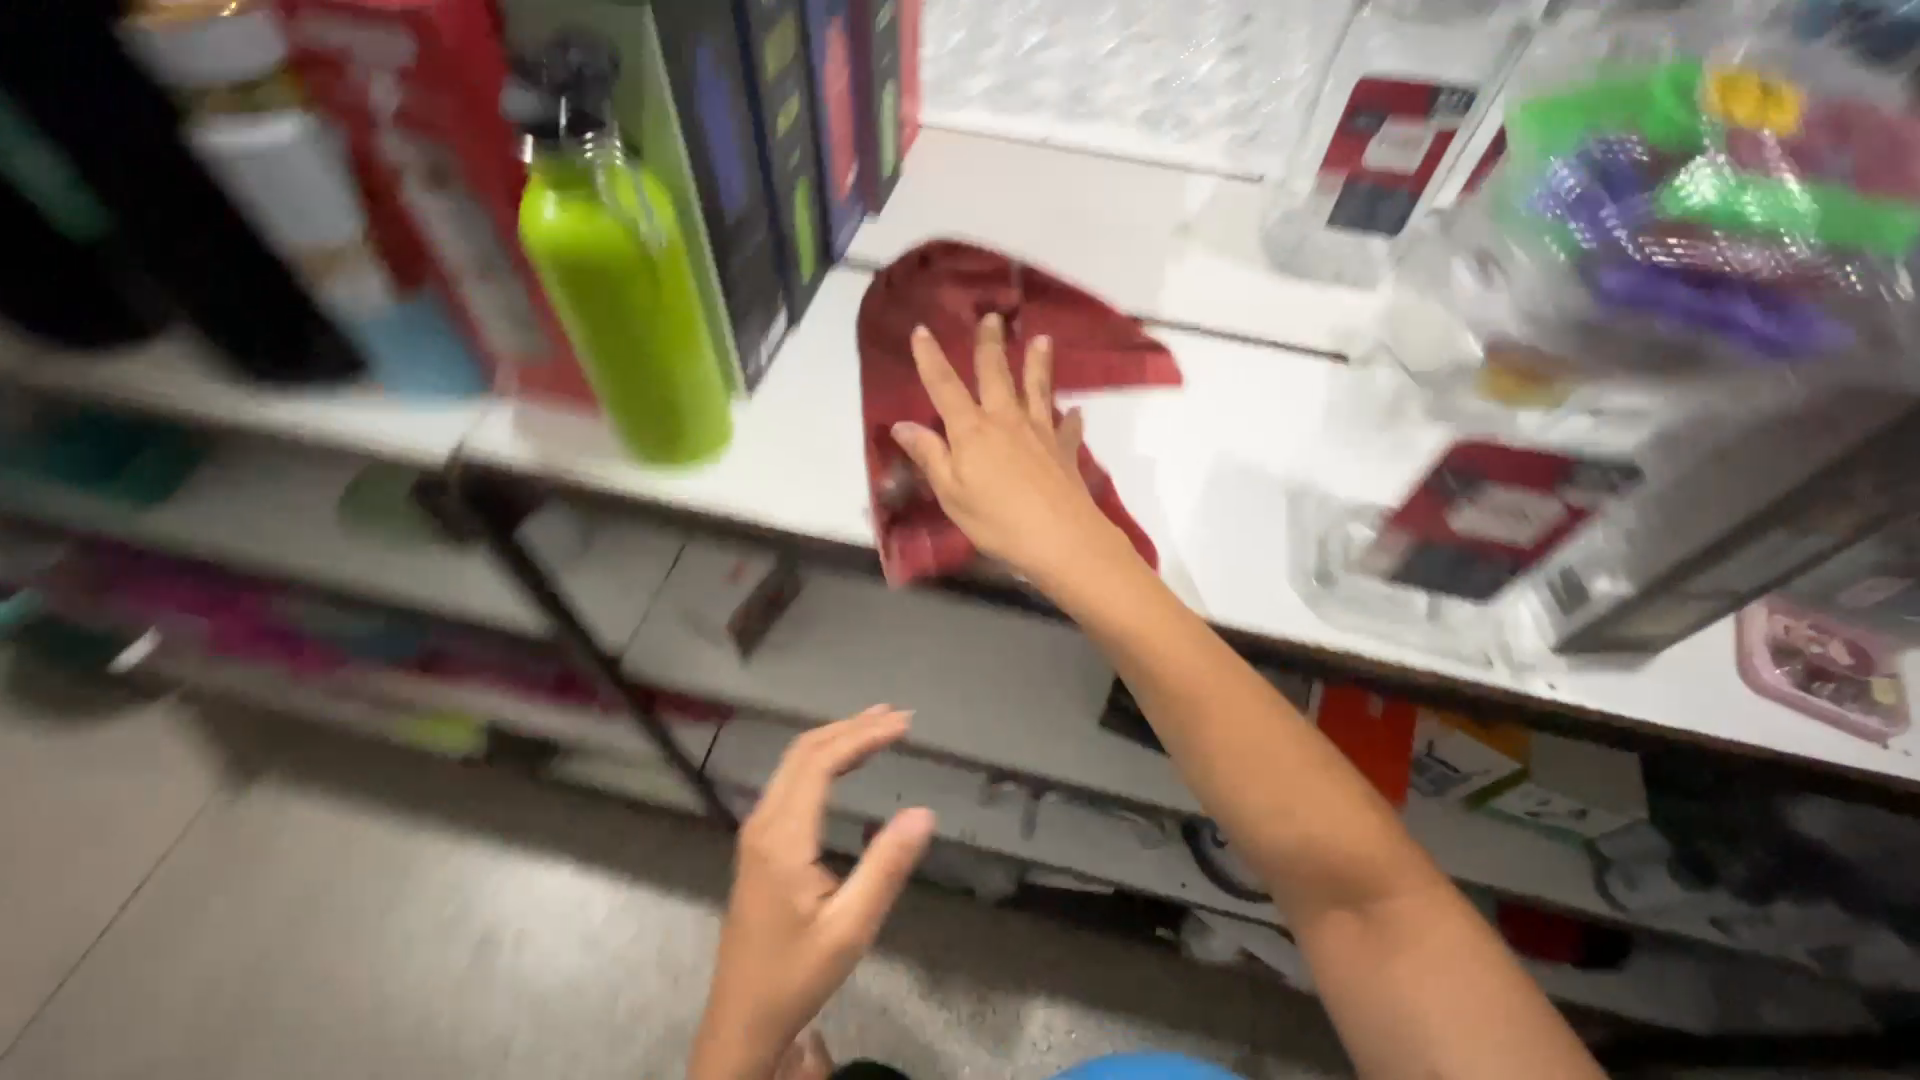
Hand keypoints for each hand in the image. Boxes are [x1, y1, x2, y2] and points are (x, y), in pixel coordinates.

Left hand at [691, 708, 936, 1079]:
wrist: (741, 1018)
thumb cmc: (796, 975)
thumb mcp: (851, 928)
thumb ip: (886, 867)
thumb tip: (923, 813)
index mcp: (782, 838)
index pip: (821, 762)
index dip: (862, 735)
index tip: (903, 724)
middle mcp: (763, 823)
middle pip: (803, 752)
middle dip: (850, 727)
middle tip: (898, 718)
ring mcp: (756, 833)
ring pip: (793, 765)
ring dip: (835, 739)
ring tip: (878, 728)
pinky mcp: (759, 845)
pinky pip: (790, 783)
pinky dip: (822, 761)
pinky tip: (845, 764)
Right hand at [891, 314, 1136, 583]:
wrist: (1061, 538)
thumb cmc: (996, 520)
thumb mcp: (951, 493)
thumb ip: (930, 455)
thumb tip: (902, 424)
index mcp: (971, 430)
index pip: (944, 386)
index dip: (930, 358)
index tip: (922, 330)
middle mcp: (1006, 420)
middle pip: (995, 374)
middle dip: (990, 345)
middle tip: (992, 318)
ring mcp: (1040, 432)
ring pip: (1037, 389)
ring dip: (1038, 364)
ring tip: (1042, 340)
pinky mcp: (1065, 450)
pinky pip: (1067, 427)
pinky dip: (1071, 417)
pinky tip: (1076, 411)